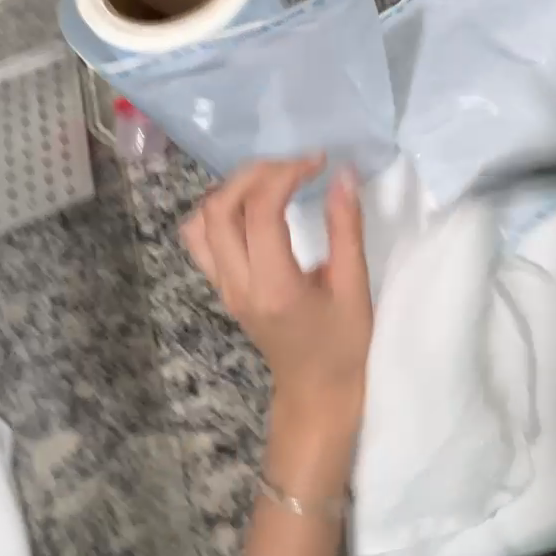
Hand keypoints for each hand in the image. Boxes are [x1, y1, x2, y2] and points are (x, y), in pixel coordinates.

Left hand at [181, 157, 372, 458]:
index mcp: (274, 287)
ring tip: (272, 181)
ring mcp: (222, 286)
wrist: (315, 393)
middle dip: (256, 173)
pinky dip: (218, 210)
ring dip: (233, 189)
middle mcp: (238, 284)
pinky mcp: (220, 286)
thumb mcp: (355, 286)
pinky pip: (200, 239)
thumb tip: (342, 174)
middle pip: (221, 208)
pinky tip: (251, 206)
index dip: (287, 174)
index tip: (318, 162)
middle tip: (294, 165)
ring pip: (201, 221)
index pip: (262, 211)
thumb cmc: (343, 344)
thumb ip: (346, 227)